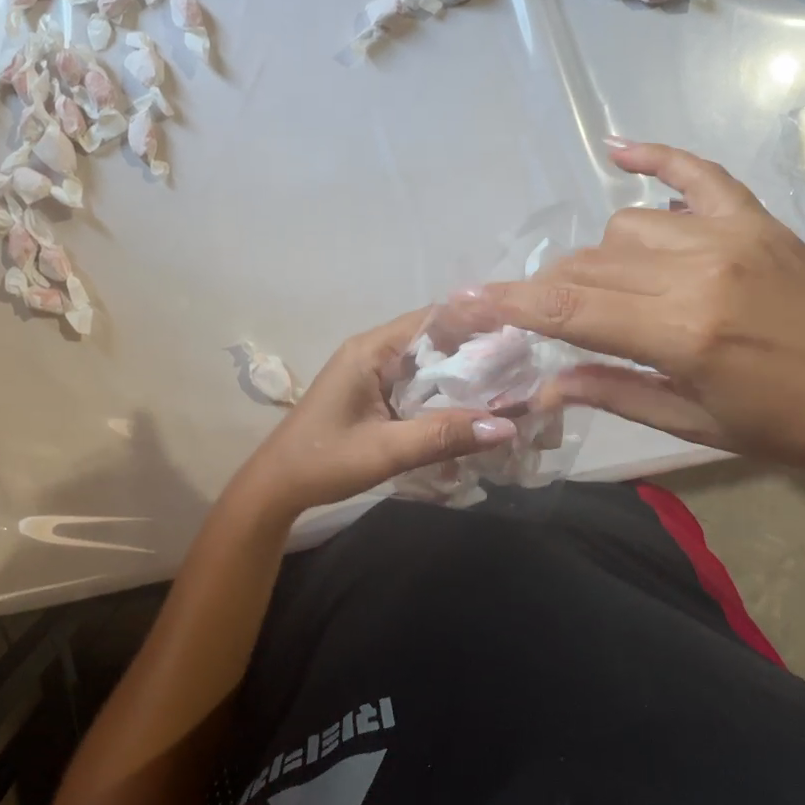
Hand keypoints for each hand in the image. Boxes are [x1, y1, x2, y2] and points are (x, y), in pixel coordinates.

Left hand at [224, 310, 517, 517]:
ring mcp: (372, 373)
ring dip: (463, 379)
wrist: (277, 486)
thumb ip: (444, 435)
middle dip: (478, 355)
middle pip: (436, 341)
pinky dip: (443, 397)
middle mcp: (373, 352)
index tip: (521, 334)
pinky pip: (417, 386)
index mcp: (371, 350)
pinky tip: (472, 416)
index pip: (434, 319)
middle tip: (526, 371)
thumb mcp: (386, 450)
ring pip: (429, 366)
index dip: (478, 323)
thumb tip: (507, 425)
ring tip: (511, 392)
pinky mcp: (374, 395)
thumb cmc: (323, 461)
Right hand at [484, 140, 804, 498]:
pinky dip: (654, 158)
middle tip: (546, 323)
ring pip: (623, 226)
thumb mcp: (694, 425)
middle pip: (586, 265)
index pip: (568, 308)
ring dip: (598, 259)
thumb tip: (539, 384)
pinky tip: (618, 152)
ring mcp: (731, 236)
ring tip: (609, 292)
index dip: (508, 304)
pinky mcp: (759, 220)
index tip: (463, 304)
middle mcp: (698, 271)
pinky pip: (694, 172)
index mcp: (681, 332)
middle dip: (551, 293)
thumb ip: (611, 392)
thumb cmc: (796, 431)